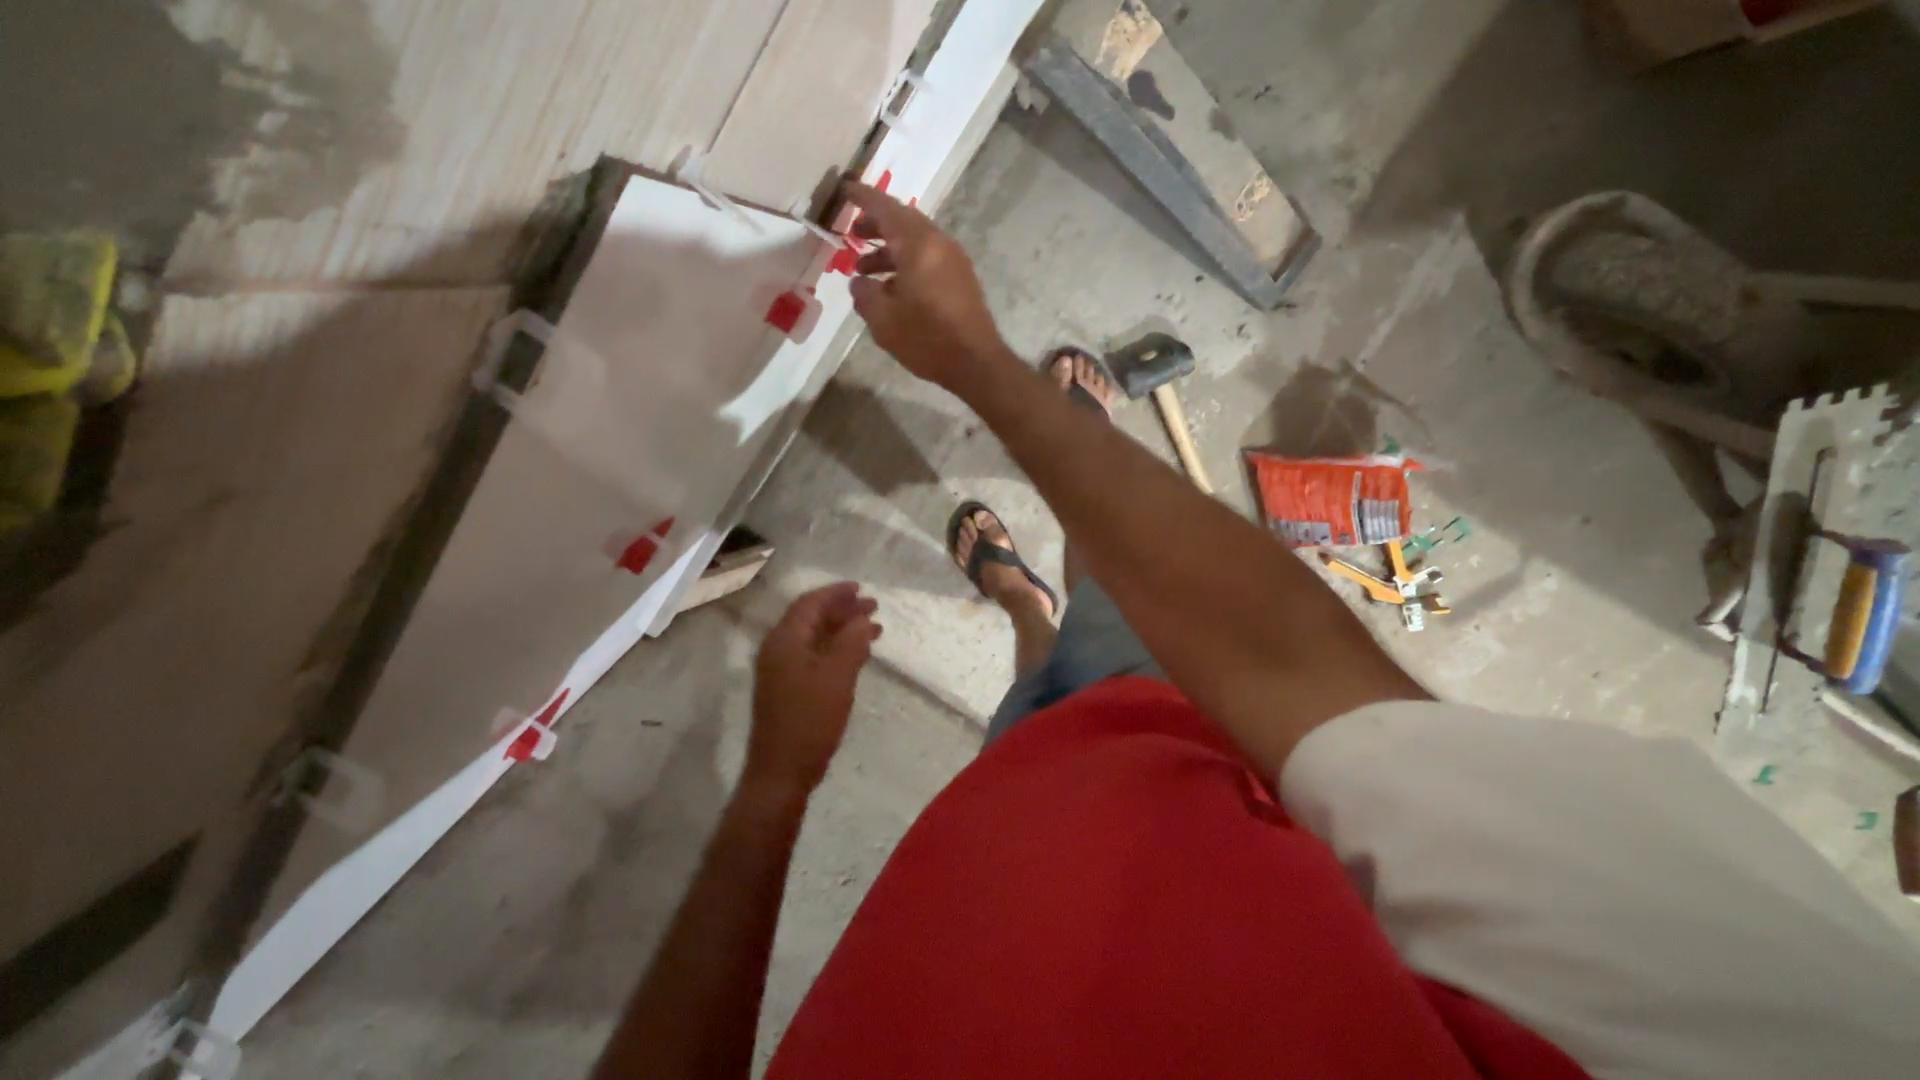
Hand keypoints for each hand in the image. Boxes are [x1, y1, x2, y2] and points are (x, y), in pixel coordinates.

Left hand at [745, 582, 880, 796]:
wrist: (782, 770)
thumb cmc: (810, 720)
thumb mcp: (837, 677)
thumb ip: (851, 643)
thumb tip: (862, 619)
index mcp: (784, 640)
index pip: (810, 603)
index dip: (835, 593)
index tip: (861, 589)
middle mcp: (778, 649)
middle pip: (811, 618)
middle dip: (842, 610)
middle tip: (873, 607)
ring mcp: (780, 671)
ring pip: (814, 638)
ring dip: (842, 630)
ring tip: (873, 629)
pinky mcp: (787, 689)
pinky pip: (813, 656)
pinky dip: (836, 650)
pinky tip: (857, 656)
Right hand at [842, 180, 1009, 390]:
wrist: (975, 363)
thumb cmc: (926, 338)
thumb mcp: (882, 319)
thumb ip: (864, 294)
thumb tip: (860, 282)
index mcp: (918, 244)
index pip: (886, 208)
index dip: (863, 197)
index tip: (845, 189)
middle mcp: (939, 244)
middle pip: (903, 222)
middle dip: (876, 226)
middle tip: (852, 234)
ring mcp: (954, 261)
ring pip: (916, 243)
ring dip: (889, 250)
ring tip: (864, 271)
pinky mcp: (961, 279)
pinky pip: (928, 259)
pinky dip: (906, 263)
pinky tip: (892, 288)